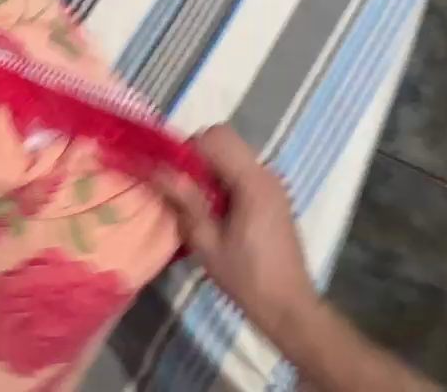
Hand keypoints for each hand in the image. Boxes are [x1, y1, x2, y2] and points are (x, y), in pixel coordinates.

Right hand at [156, 127, 318, 338]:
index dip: (188, 150)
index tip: (174, 175)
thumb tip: (156, 169)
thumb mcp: (207, 242)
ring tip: (198, 200)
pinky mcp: (273, 195)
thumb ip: (184, 199)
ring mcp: (272, 184)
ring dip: (209, 165)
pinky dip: (222, 176)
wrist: (289, 308)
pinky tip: (216, 209)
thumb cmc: (247, 278)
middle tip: (183, 185)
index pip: (214, 138)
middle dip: (197, 153)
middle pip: (224, 138)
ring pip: (232, 151)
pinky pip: (241, 168)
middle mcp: (266, 174)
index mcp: (253, 182)